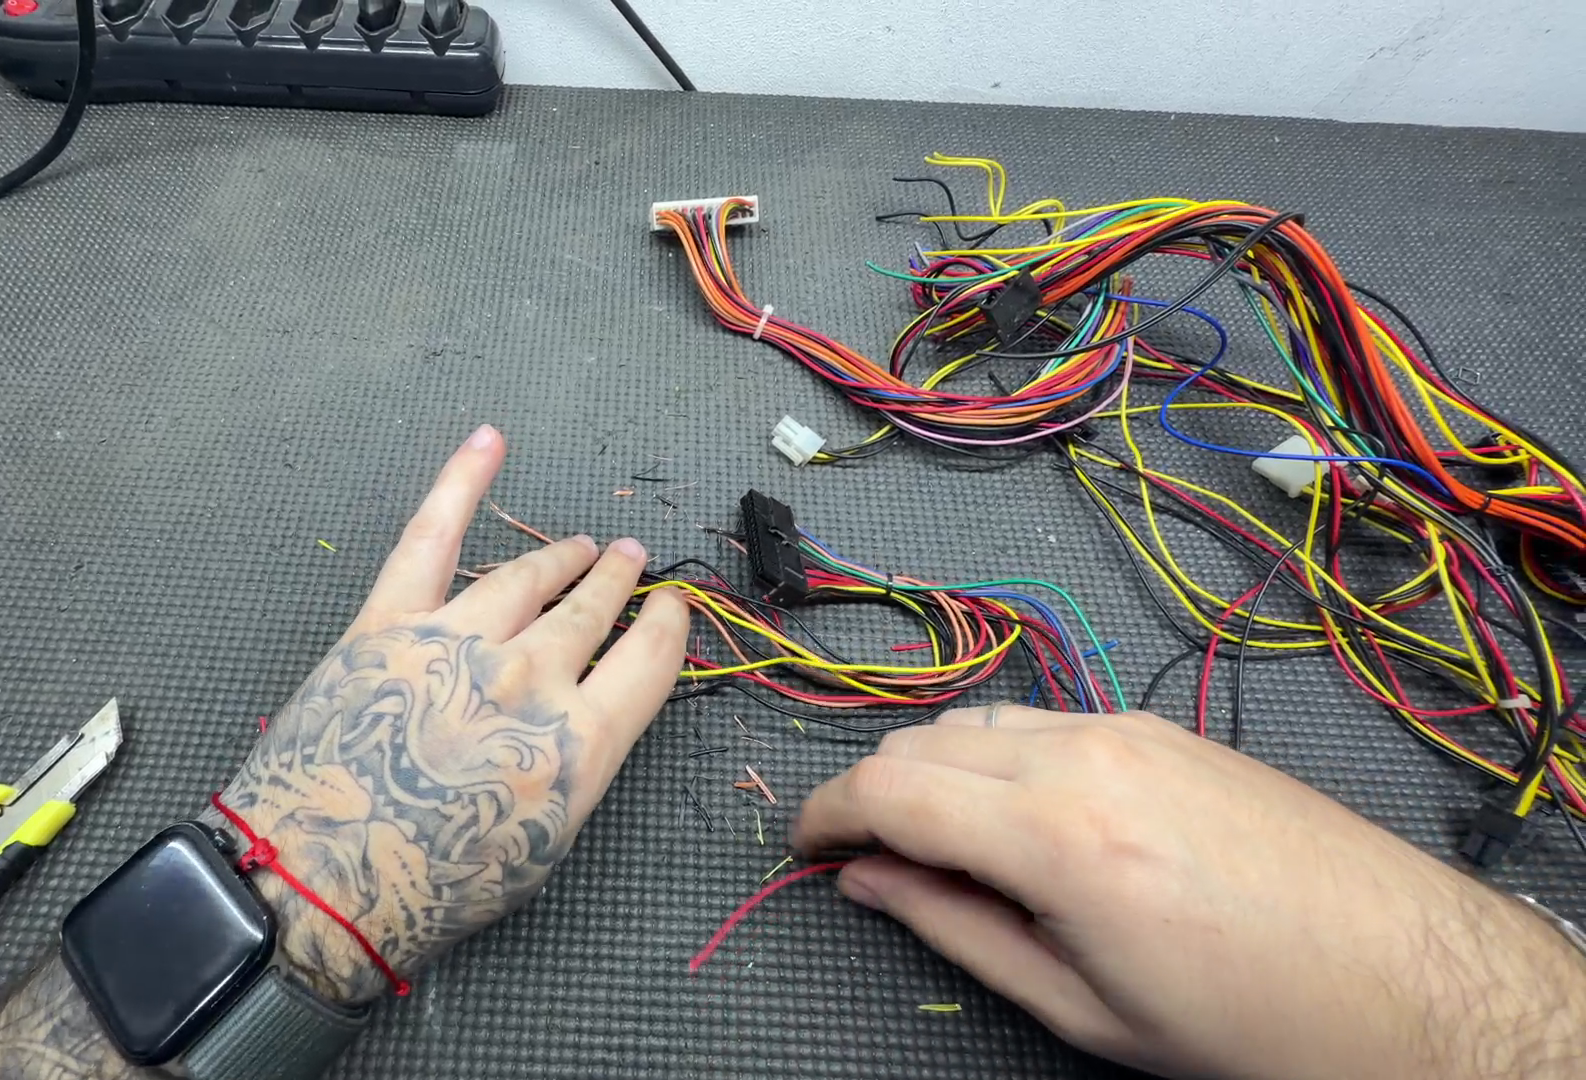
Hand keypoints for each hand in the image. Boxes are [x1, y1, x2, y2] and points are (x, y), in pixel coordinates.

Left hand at [213, 425, 688, 1003]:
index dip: (668, 625)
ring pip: (528, 574)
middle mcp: (529, 676)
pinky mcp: (391, 620)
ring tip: (582, 546)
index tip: (670, 608)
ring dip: (564, 557)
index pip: (650, 658)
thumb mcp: (544, 842)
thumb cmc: (433, 885)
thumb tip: (593, 705)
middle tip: (628, 560)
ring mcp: (458, 639)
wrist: (311, 888)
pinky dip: (462, 482)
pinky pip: (433, 534)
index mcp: (578, 741)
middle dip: (617, 580)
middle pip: (591, 607)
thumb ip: (581, 759)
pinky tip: (489, 442)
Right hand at [794, 704, 1585, 1079]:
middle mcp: (1074, 754)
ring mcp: (1113, 725)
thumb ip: (949, 927)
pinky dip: (985, 753)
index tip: (805, 841)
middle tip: (879, 857)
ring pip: (962, 720)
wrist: (1432, 988)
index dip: (826, 812)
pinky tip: (1018, 808)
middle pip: (913, 742)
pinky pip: (1024, 717)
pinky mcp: (1144, 720)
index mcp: (1055, 835)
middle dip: (871, 794)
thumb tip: (864, 880)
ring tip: (948, 835)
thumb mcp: (1080, 1007)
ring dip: (926, 769)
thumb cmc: (1251, 1025)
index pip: (886, 790)